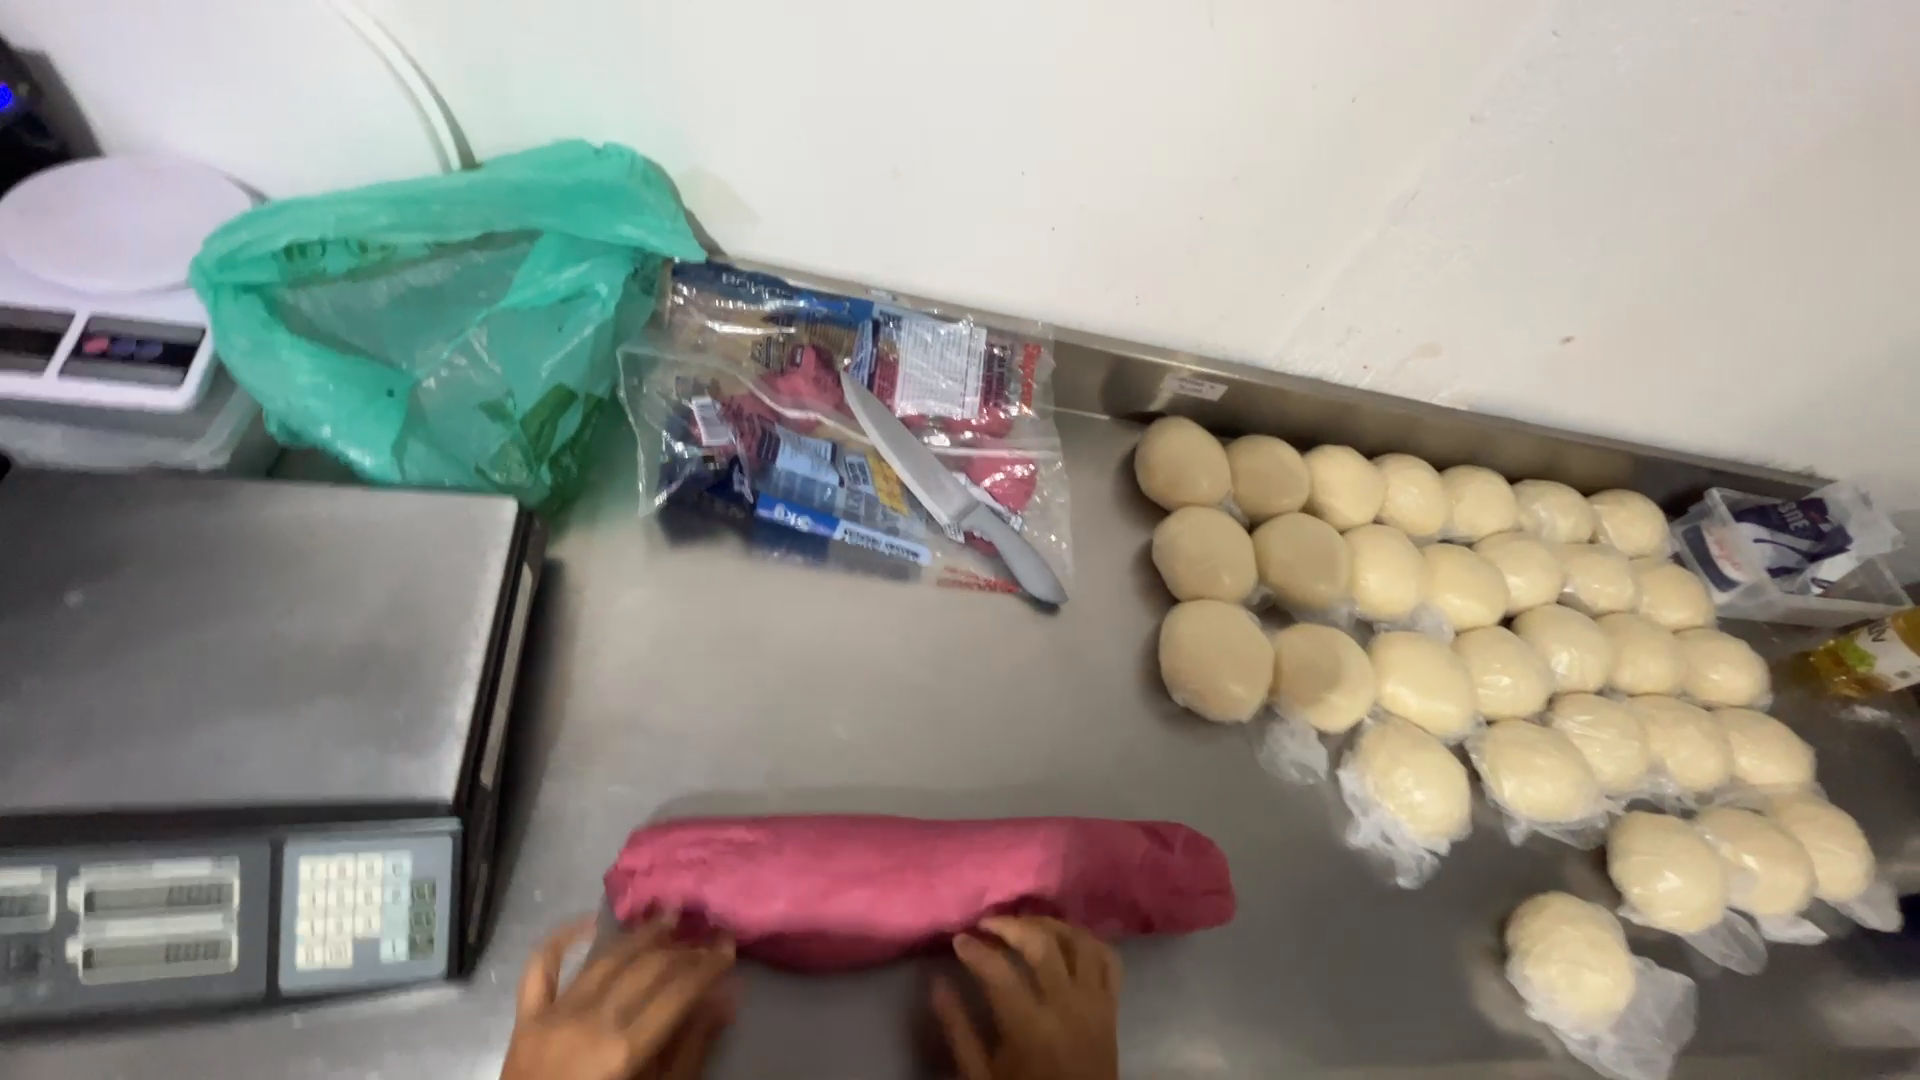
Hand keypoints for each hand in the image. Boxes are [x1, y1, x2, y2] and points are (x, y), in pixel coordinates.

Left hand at [499, 913, 735, 1079]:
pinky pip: (540, 971)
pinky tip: (587, 924)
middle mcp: (591, 1022)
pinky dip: (561, 942)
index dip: (709, 965)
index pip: (679, 990)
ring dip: (640, 935)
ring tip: (669, 917)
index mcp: (625, 1051)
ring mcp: (554, 1017)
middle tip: (707, 935)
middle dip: (683, 948)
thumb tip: (724, 999)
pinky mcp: (525, 1022)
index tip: (730, 947)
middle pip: (647, 968)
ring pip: (606, 959)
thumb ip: (690, 1050)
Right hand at [932, 916, 1120, 1079]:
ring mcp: (1095, 1004)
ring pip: (1079, 941)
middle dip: (1010, 925)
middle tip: (987, 923)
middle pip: (1042, 944)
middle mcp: (1068, 1007)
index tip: (959, 939)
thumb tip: (938, 983)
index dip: (975, 950)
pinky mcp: (1112, 1008)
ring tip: (1025, 923)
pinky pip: (1109, 960)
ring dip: (1050, 924)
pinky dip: (1088, 941)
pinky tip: (1065, 940)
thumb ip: (959, 1031)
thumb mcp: (982, 1077)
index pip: (999, 972)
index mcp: (1032, 1029)